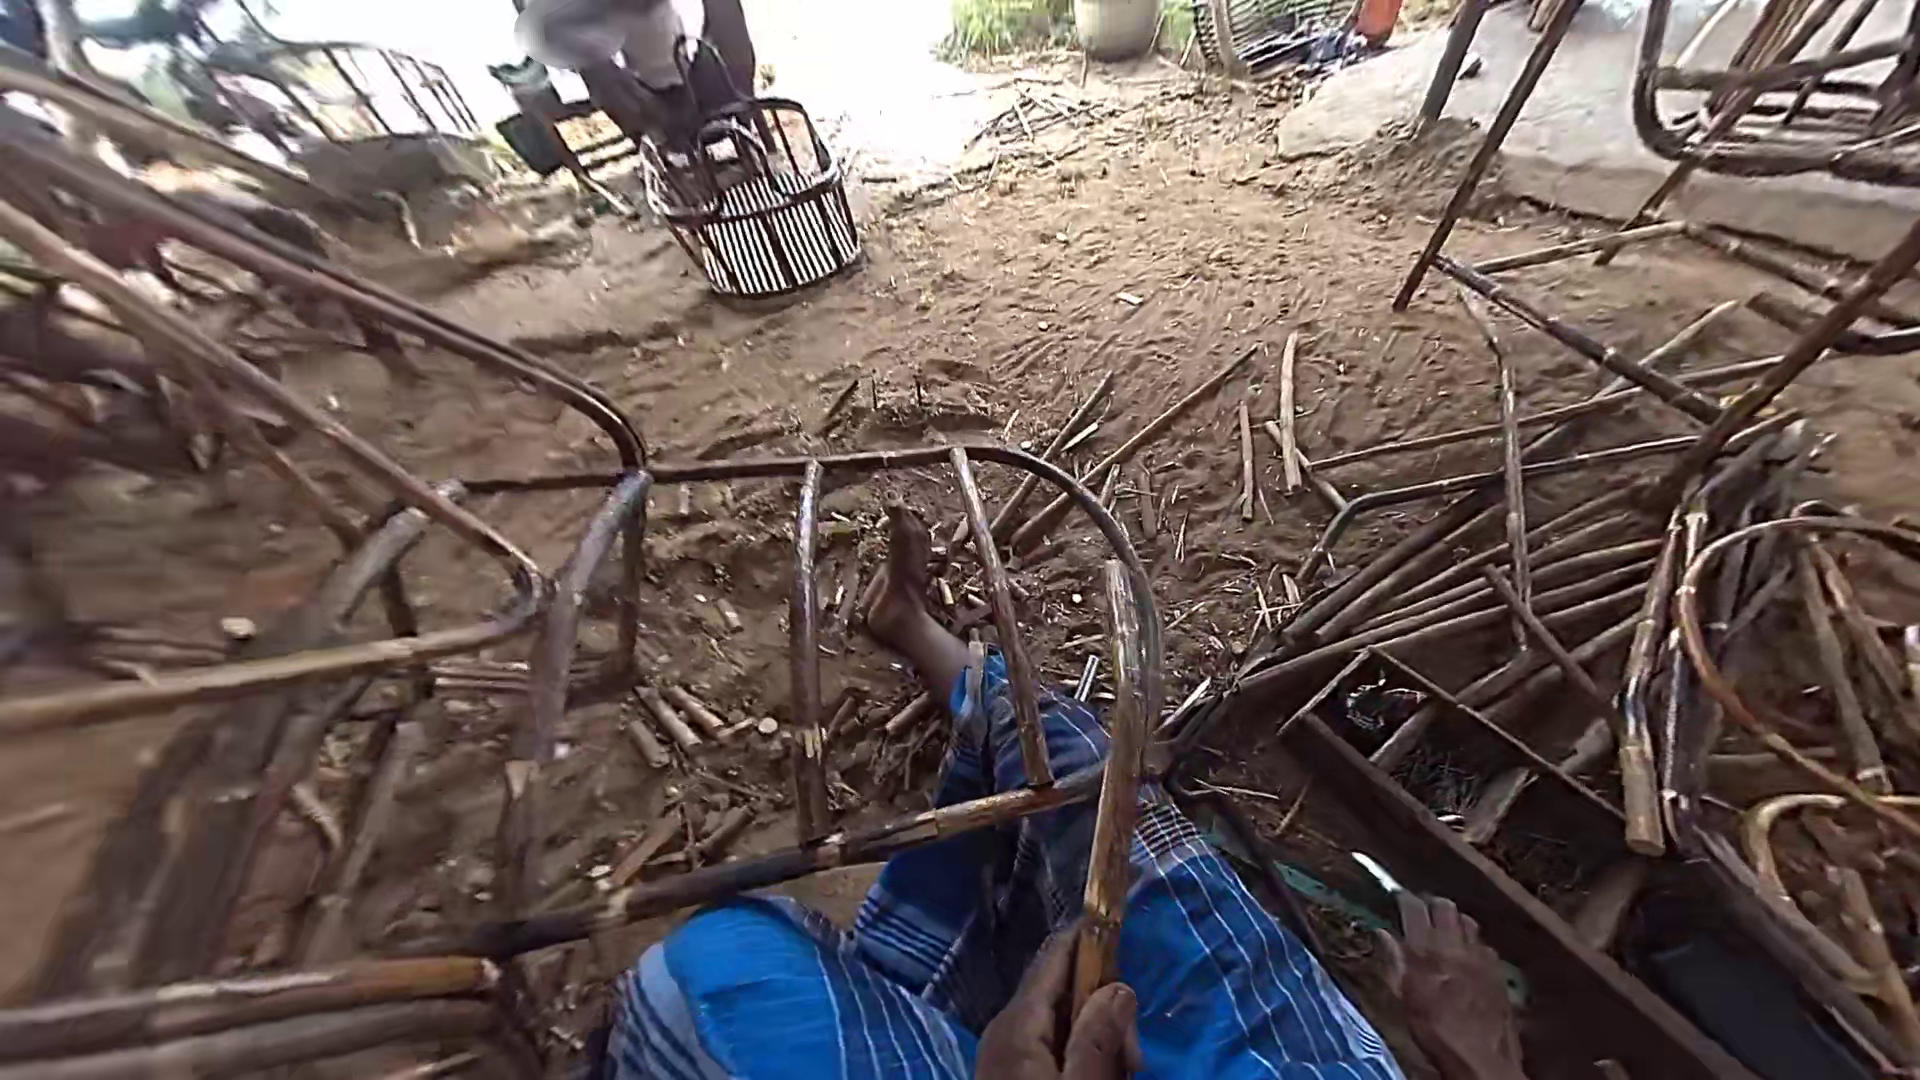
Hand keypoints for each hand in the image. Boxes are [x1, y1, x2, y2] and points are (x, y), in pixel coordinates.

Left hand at [975, 925, 1144, 1079]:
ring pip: (1065, 1026)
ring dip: (1099, 1046)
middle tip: (1134, 1063)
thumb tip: (1118, 984)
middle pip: (1064, 993)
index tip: (1122, 932)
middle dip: (1105, 1014)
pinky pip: (1056, 1054)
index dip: (1087, 939)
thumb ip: (1099, 1040)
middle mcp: (1008, 1029)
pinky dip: (1083, 1064)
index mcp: (1017, 1023)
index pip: (1054, 957)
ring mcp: (1008, 1057)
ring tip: (1122, 1078)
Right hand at [1379, 893, 1526, 1079]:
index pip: (1413, 906)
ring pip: (1468, 923)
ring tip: (1446, 933)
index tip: (1396, 897)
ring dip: (1455, 922)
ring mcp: (1481, 961)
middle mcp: (1453, 948)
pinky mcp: (1499, 976)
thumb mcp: (1401, 995)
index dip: (1402, 896)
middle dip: (1431, 904)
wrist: (1482, 1064)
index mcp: (1424, 950)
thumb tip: (1381, 932)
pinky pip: (1486, 947)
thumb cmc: (1433, 1029)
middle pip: (1445, 906)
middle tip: (1422, 912)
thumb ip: (1392, 959)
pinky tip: (1468, 959)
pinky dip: (1474, 945)